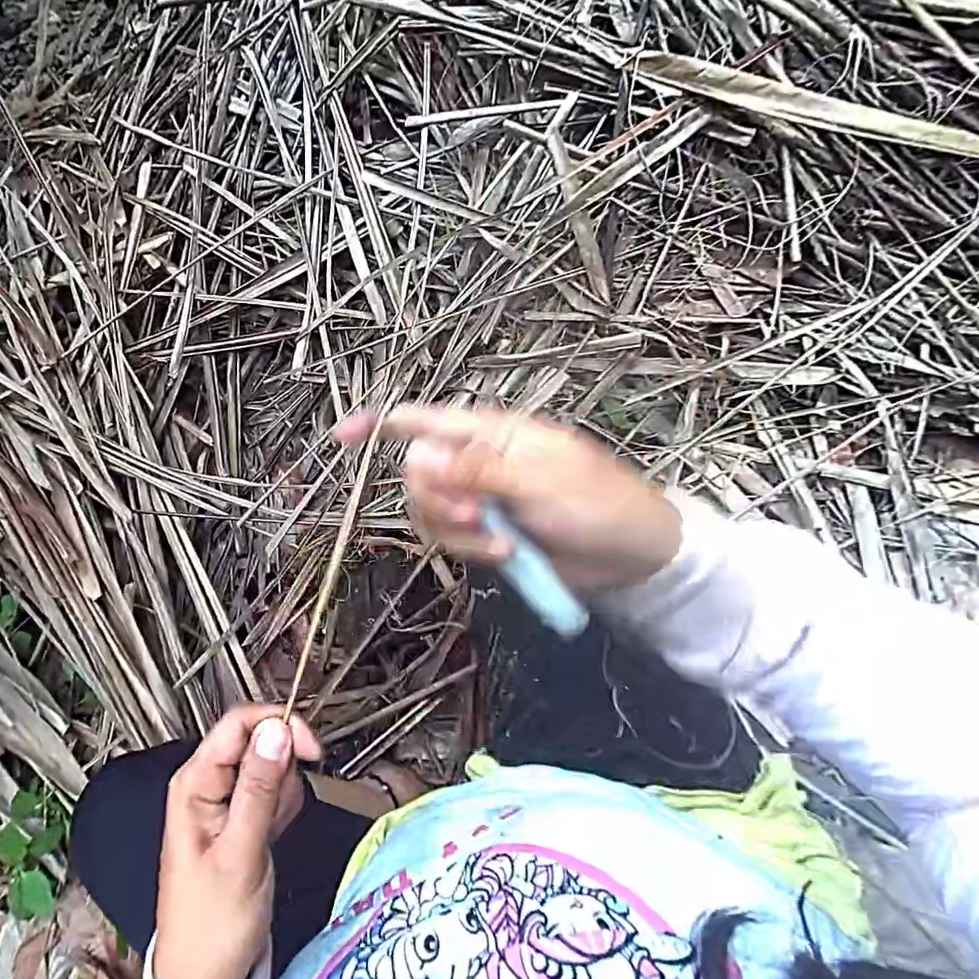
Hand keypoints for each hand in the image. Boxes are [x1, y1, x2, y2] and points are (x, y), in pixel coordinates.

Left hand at [152, 706, 323, 978]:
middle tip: (277, 808)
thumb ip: (259, 788)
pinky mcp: (245, 814)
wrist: (205, 976)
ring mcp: (227, 799)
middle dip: (281, 769)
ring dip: (283, 793)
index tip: (309, 745)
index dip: (277, 725)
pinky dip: (284, 808)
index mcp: (195, 782)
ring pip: (272, 764)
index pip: (238, 723)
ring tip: (269, 830)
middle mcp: (208, 783)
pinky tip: (272, 833)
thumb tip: (276, 732)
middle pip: (259, 740)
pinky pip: (276, 790)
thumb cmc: (207, 926)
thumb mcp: (239, 853)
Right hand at [335, 404, 681, 592]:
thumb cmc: (599, 503)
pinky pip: (451, 540)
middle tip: (473, 515)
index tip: (343, 437)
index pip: (426, 420)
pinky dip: (471, 549)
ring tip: (498, 540)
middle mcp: (476, 463)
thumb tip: (417, 458)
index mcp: (491, 433)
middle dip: (436, 498)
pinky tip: (507, 554)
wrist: (634, 558)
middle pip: (418, 473)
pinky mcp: (485, 535)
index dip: (382, 423)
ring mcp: (480, 500)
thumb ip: (477, 469)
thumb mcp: (539, 481)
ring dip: (456, 529)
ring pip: (430, 511)